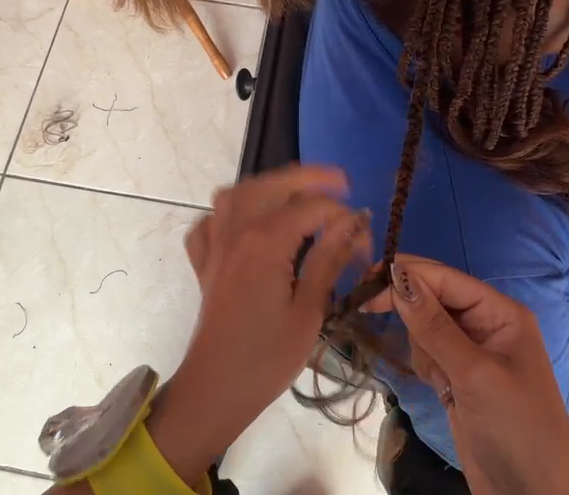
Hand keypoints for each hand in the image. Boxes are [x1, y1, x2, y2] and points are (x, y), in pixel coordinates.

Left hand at [147, 166, 369, 483]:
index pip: (311, 207)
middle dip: (308, 178)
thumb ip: (328, 258)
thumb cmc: (267, 357)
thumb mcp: (309, 310)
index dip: (343, 217)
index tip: (364, 241)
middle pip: (272, 184)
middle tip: (339, 184)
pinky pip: (210, 221)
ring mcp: (215, 243)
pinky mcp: (204, 262)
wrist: (216, 389)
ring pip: (237, 192)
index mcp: (265, 241)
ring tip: (294, 195)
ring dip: (266, 186)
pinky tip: (246, 224)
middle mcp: (236, 230)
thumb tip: (354, 222)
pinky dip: (228, 213)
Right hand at [366, 256, 568, 494]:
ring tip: (439, 378)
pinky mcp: (459, 380)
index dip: (408, 273)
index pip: (446, 278)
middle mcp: (486, 325)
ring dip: (420, 343)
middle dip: (408, 305)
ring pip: (426, 326)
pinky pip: (429, 353)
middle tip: (366, 305)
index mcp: (501, 313)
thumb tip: (398, 276)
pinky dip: (425, 364)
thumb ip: (434, 325)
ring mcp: (472, 354)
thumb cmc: (516, 427)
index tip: (367, 280)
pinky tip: (440, 389)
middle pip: (433, 297)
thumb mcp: (475, 374)